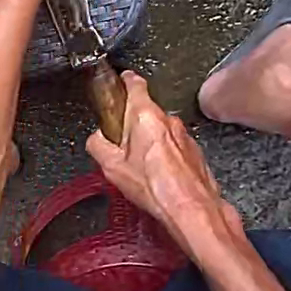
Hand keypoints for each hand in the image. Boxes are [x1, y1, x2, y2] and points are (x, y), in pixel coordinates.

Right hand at [86, 72, 242, 250]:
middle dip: (132, 122)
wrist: (192, 209)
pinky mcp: (193, 150)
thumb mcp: (111, 167)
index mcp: (145, 115)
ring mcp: (184, 135)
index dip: (124, 80)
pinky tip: (158, 175)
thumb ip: (97, 145)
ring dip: (150, 140)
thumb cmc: (156, 188)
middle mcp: (168, 119)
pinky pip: (173, 145)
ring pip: (160, 129)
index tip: (119, 81)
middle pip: (145, 110)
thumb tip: (96, 139)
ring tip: (141, 165)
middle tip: (121, 142)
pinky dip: (165, 154)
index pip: (134, 83)